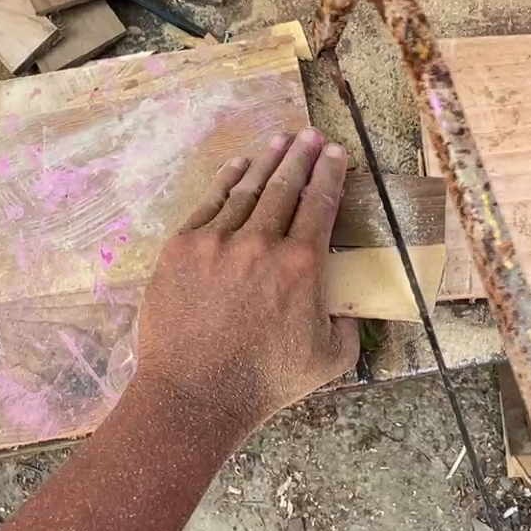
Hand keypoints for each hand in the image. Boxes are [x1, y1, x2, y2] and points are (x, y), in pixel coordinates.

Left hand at [132, 127, 360, 437]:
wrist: (194, 395)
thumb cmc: (265, 382)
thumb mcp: (330, 359)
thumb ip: (349, 325)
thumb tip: (348, 304)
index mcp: (302, 266)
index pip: (321, 204)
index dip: (330, 173)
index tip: (335, 153)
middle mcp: (262, 243)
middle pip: (286, 186)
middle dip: (302, 155)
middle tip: (310, 135)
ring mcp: (217, 242)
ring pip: (248, 189)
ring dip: (267, 161)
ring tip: (279, 141)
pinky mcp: (182, 249)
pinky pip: (209, 204)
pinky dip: (226, 180)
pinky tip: (238, 165)